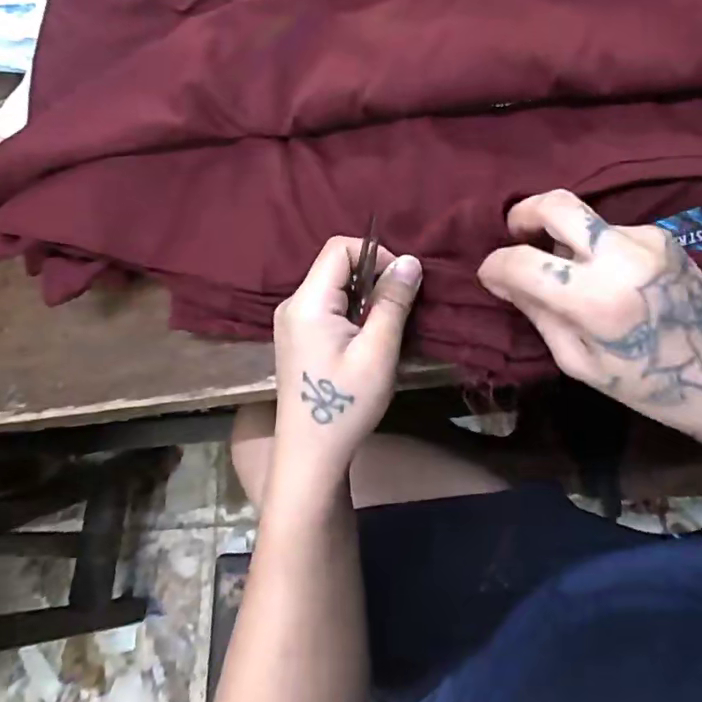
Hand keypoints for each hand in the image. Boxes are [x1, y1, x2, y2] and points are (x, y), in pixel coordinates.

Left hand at [271, 237, 422, 493]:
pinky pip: (326, 305)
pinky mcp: (295, 336)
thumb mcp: (378, 351)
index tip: (401, 283)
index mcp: (307, 302)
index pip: (338, 247)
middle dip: (372, 276)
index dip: (375, 254)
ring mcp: (290, 320)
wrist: (311, 453)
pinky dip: (351, 311)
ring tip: (385, 327)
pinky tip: (366, 339)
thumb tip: (410, 261)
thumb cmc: (346, 403)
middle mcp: (292, 303)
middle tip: (398, 308)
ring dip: (364, 296)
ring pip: (333, 286)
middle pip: (334, 265)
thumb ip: (392, 301)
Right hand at [477, 190, 701, 441]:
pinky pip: (607, 231)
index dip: (494, 266)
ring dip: (562, 237)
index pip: (521, 262)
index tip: (490, 276)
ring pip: (582, 218)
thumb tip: (503, 278)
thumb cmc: (646, 384)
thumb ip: (537, 312)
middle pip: (555, 204)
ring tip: (567, 272)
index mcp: (597, 300)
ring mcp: (646, 239)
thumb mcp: (577, 361)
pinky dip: (592, 247)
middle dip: (523, 214)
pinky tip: (606, 278)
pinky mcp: (662, 235)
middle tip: (516, 235)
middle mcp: (622, 256)